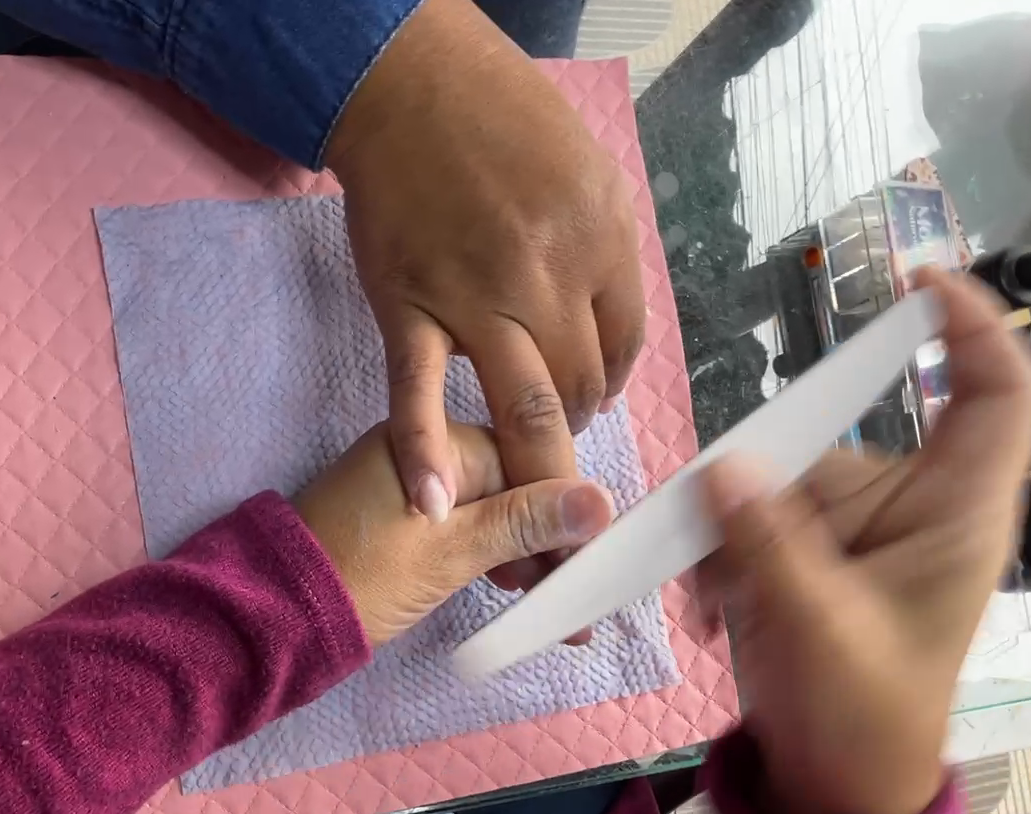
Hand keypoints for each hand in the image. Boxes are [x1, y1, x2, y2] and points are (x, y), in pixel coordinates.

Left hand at [295, 422, 614, 644]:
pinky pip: (457, 523)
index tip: (590, 569)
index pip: (529, 466)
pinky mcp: (396, 510)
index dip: (565, 519)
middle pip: (510, 486)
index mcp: (438, 441)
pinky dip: (482, 553)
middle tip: (571, 603)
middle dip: (545, 542)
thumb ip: (523, 524)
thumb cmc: (362, 578)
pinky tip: (504, 583)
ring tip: (543, 605)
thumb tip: (600, 501)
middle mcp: (425, 448)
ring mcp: (409, 479)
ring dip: (518, 553)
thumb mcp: (449, 553)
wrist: (277, 610)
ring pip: (487, 509)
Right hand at [325, 0, 643, 526]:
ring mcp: (474, 301)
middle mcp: (548, 277)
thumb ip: (607, 258)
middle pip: (578, 388)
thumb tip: (605, 339)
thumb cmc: (504, 125)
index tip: (588, 406)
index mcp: (601, 240)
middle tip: (560, 467)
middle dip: (574, 440)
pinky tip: (432, 505)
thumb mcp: (590, 174)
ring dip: (529, 459)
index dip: (607, 388)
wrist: (410, 91)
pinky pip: (415, 393)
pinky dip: (423, 452)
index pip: (622, 346)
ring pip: (520, 404)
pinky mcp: (408, 313)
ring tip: (521, 487)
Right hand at [699, 269, 1030, 813]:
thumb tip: (721, 468)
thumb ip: (769, 544)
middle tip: (718, 553)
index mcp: (952, 518)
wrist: (830, 780)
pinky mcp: (795, 563)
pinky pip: (742, 529)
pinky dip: (716, 566)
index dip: (970, 333)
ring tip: (716, 604)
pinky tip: (713, 615)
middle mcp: (899, 513)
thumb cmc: (863, 714)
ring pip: (765, 494)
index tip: (918, 285)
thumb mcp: (819, 627)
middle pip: (824, 452)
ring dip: (725, 545)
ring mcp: (841, 539)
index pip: (990, 401)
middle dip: (762, 499)